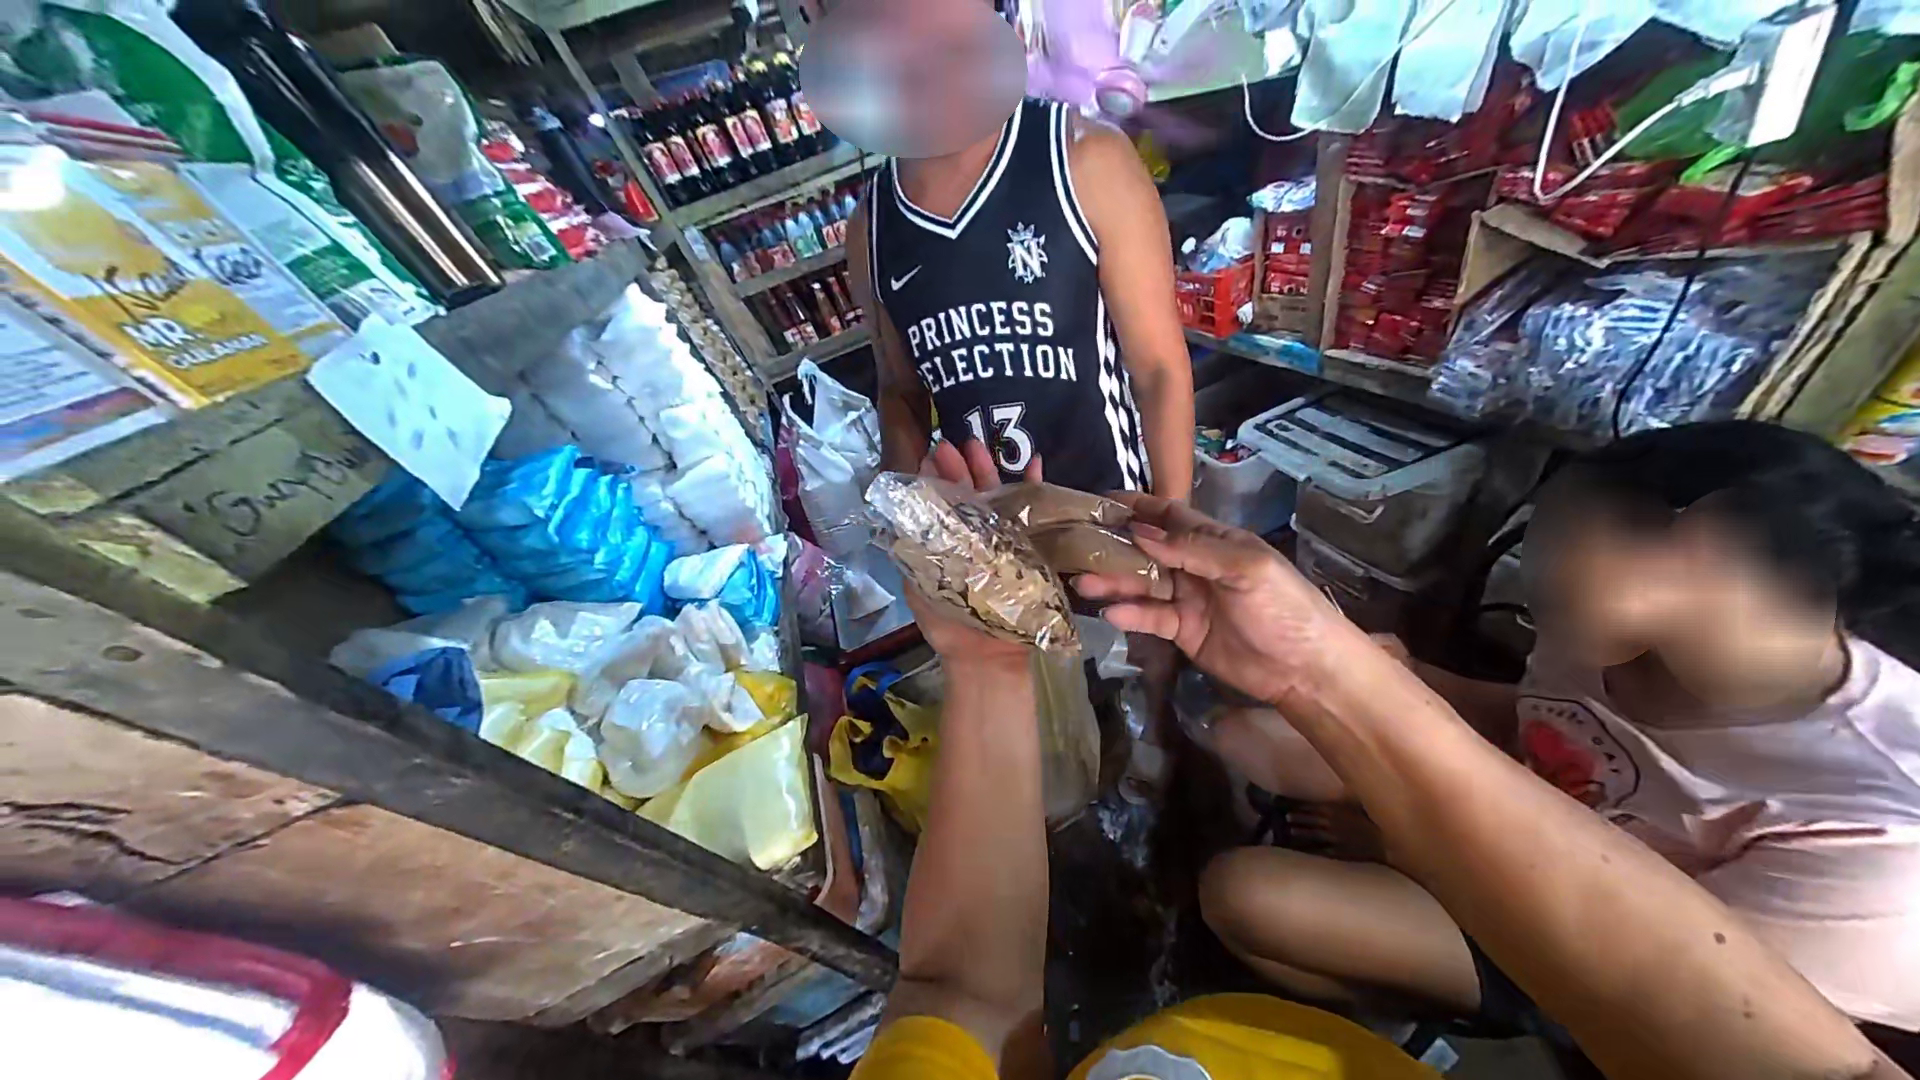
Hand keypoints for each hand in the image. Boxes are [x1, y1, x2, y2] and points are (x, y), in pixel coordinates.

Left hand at [904, 438, 1041, 670]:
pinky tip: (1036, 463)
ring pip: (999, 496)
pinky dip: (1037, 487)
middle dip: (962, 467)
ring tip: (981, 447)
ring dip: (991, 469)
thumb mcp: (919, 582)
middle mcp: (976, 534)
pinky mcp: (1031, 547)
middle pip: (970, 493)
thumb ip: (913, 548)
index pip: (941, 501)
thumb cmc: (948, 622)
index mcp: (948, 541)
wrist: (986, 656)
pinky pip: (1036, 514)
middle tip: (954, 444)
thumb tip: (905, 508)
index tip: (929, 456)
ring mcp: (1005, 538)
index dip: (936, 478)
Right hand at [1074, 495, 1367, 706]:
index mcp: (1213, 542)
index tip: (1099, 502)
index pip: (1168, 515)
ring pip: (1142, 585)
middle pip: (1146, 551)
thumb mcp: (1244, 569)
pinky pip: (1150, 618)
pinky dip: (1130, 615)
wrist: (1307, 669)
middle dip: (1114, 548)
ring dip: (1114, 583)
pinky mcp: (1182, 631)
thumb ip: (1192, 549)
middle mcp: (1194, 566)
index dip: (1136, 507)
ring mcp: (1186, 599)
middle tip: (1077, 548)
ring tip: (1083, 583)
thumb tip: (1140, 531)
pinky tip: (1111, 614)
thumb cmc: (1285, 608)